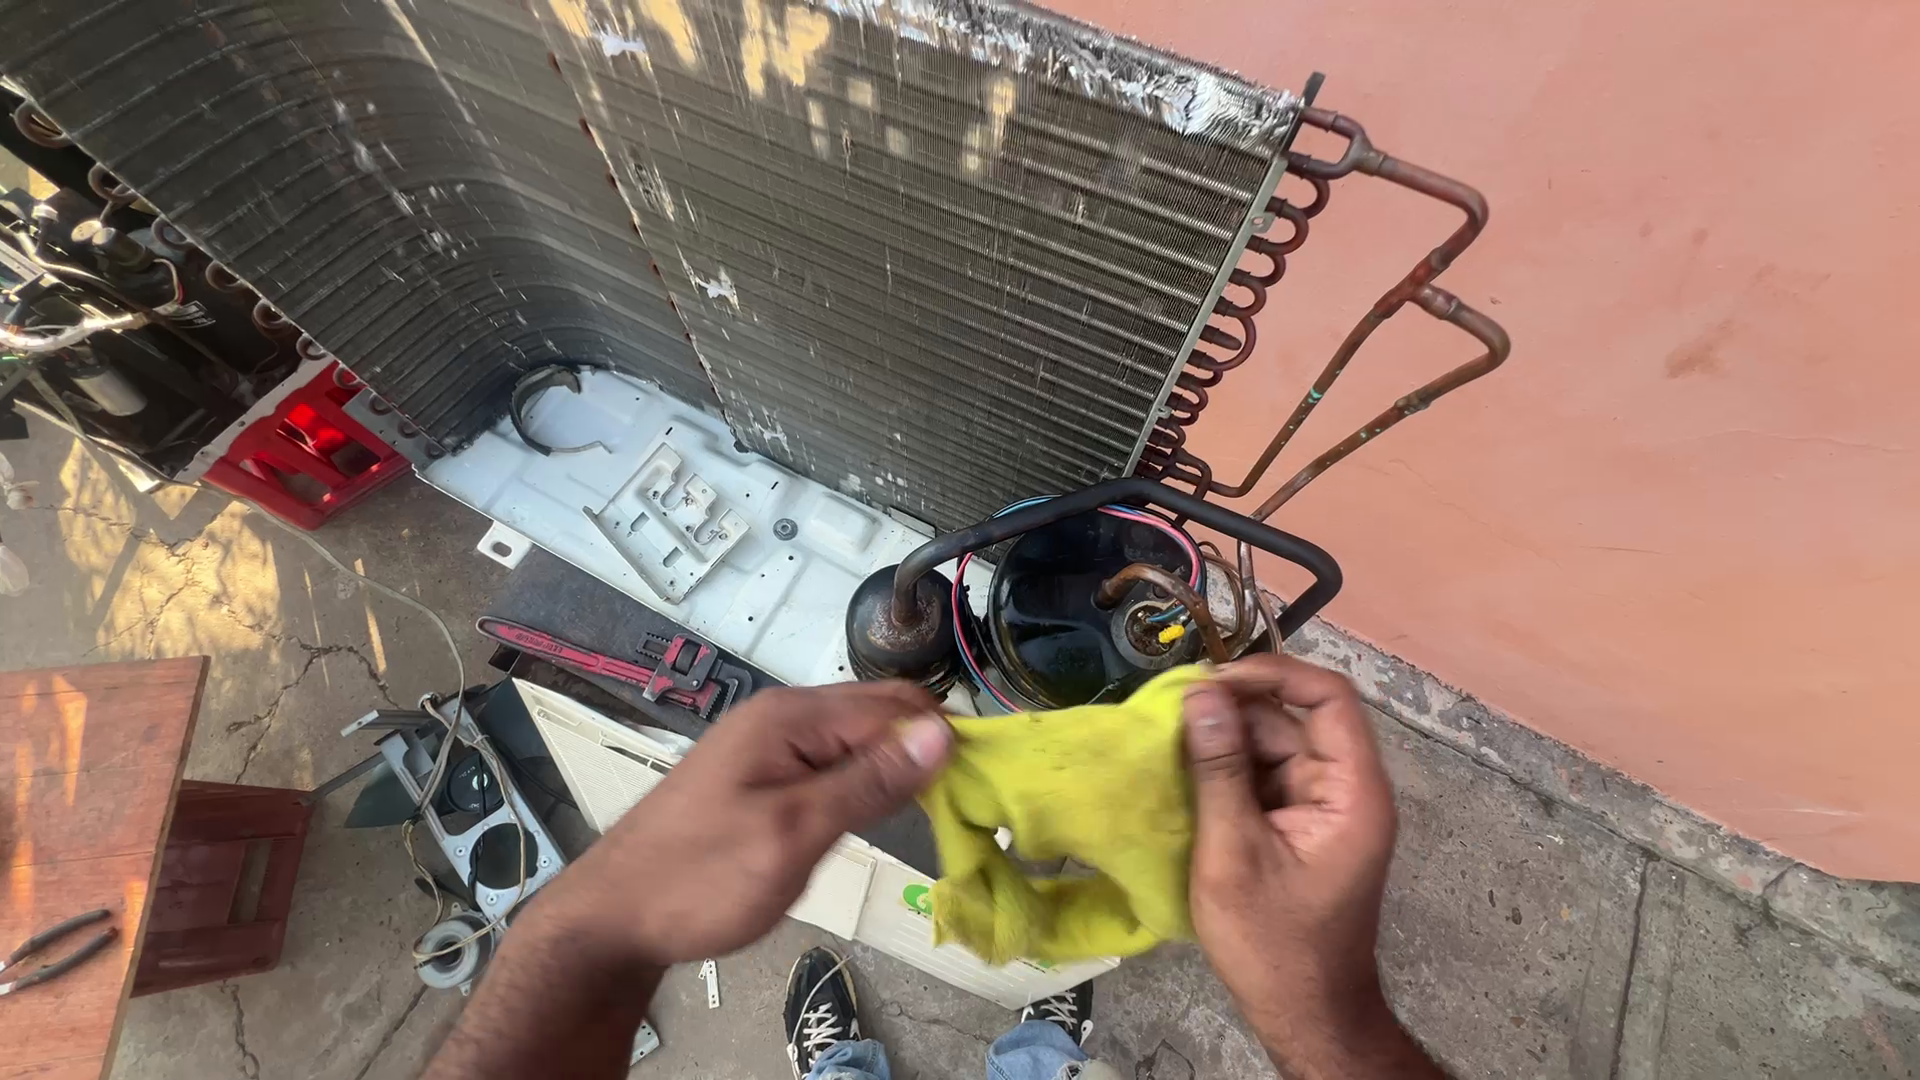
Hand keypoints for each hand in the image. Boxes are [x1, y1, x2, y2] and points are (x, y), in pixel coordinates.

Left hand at [539, 681, 952, 966]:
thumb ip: (870, 782)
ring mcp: (774, 740)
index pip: (894, 707)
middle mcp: (786, 714)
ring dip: (894, 766)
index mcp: (793, 715)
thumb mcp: (793, 834)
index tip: (979, 783)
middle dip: (921, 748)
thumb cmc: (700, 878)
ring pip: (859, 736)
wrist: (613, 917)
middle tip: (955, 804)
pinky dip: (864, 779)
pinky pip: (834, 757)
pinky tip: (873, 811)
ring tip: (923, 813)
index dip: (941, 739)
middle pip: (878, 712)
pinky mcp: (767, 768)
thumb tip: (942, 732)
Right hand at [1184, 654, 1433, 1077]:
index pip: (1328, 697)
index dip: (1274, 673)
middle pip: (1291, 717)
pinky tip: (1182, 767)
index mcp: (1351, 791)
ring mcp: (1318, 803)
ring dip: (1221, 736)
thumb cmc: (1273, 944)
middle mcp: (1342, 786)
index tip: (1213, 680)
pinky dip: (1222, 764)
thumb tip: (1201, 693)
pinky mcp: (1295, 818)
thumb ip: (1218, 769)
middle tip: (1170, 713)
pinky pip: (1259, 770)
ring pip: (1269, 741)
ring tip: (1166, 739)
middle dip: (1232, 709)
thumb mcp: (1234, 852)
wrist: (1302, 1016)